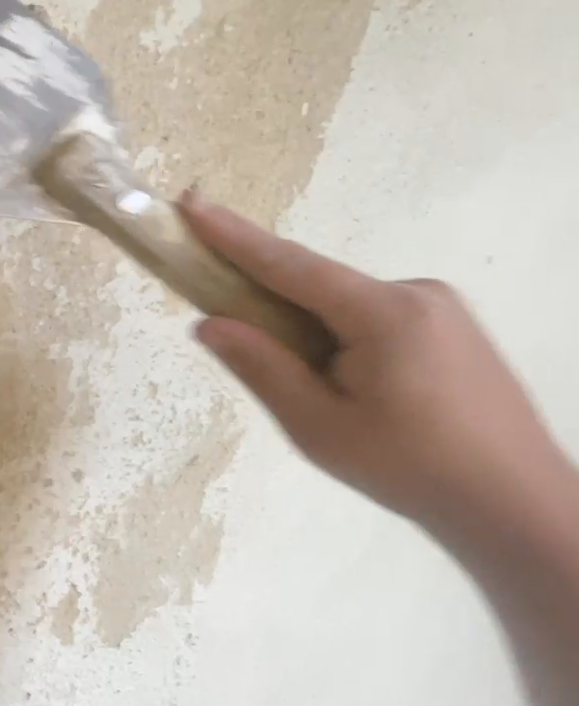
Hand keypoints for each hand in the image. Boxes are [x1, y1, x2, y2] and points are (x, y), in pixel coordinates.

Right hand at [179, 192, 575, 539]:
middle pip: (311, 287)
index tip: (190, 203)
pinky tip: (339, 388)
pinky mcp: (447, 330)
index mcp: (384, 312)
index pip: (289, 265)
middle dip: (262, 306)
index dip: (233, 236)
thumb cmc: (407, 465)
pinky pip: (363, 320)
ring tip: (312, 397)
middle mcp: (416, 295)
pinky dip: (329, 340)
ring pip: (336, 308)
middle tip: (235, 347)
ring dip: (300, 334)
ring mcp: (438, 310)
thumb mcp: (315, 421)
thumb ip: (260, 365)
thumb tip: (209, 323)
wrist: (515, 502)